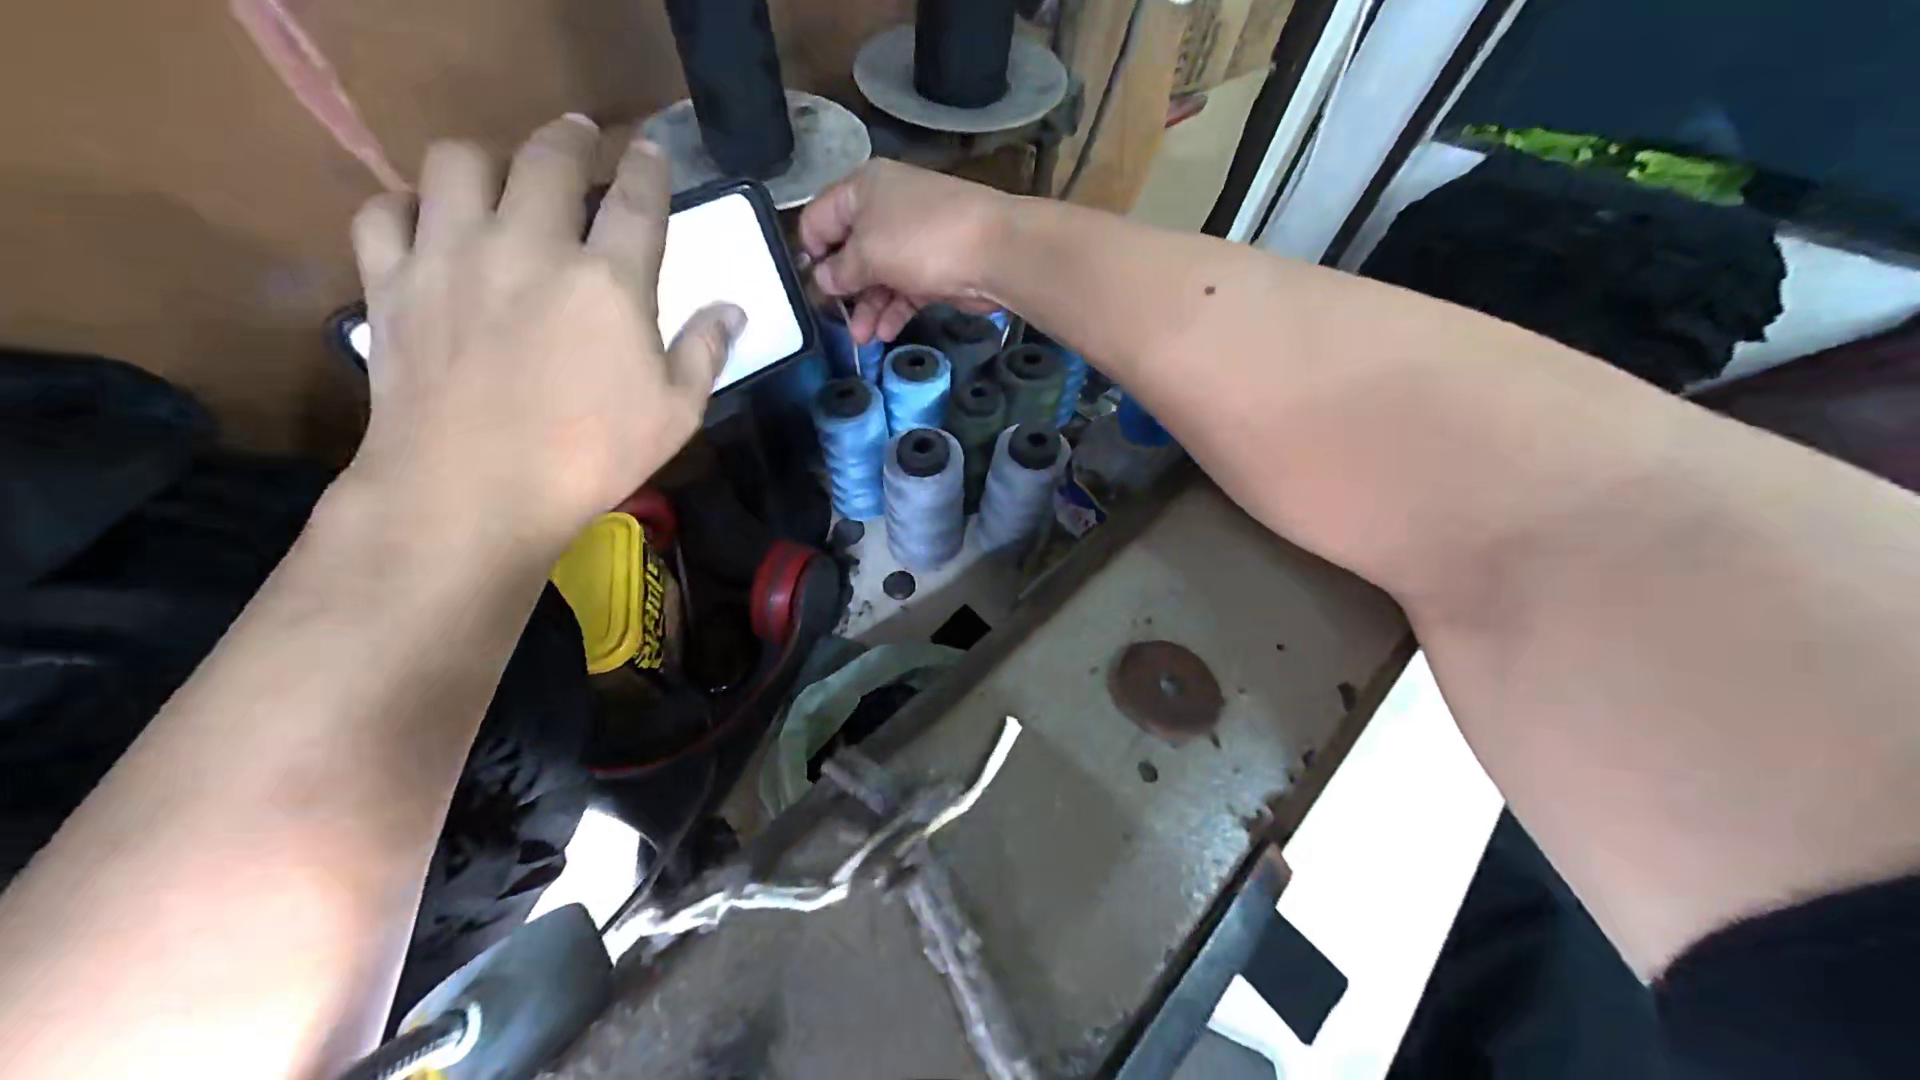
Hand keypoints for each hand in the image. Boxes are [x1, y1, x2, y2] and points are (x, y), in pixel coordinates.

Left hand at [346, 116, 743, 555]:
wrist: (473, 492)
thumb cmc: (592, 456)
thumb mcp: (676, 413)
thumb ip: (705, 352)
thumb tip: (732, 310)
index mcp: (609, 280)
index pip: (638, 200)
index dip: (650, 169)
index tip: (653, 152)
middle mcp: (530, 246)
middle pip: (549, 159)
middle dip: (572, 139)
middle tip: (581, 138)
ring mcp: (451, 256)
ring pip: (459, 161)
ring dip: (490, 159)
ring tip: (504, 177)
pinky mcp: (392, 281)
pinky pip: (385, 210)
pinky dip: (410, 206)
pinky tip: (430, 223)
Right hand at [798, 160, 1013, 343]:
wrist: (994, 251)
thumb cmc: (921, 241)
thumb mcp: (867, 253)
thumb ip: (839, 271)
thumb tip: (821, 280)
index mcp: (863, 189)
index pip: (819, 217)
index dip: (810, 251)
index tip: (808, 285)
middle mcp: (886, 209)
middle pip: (850, 251)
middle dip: (841, 288)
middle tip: (834, 318)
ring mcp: (913, 240)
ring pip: (878, 276)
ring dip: (867, 308)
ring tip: (861, 338)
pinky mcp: (934, 268)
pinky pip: (903, 291)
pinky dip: (892, 311)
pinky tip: (883, 334)